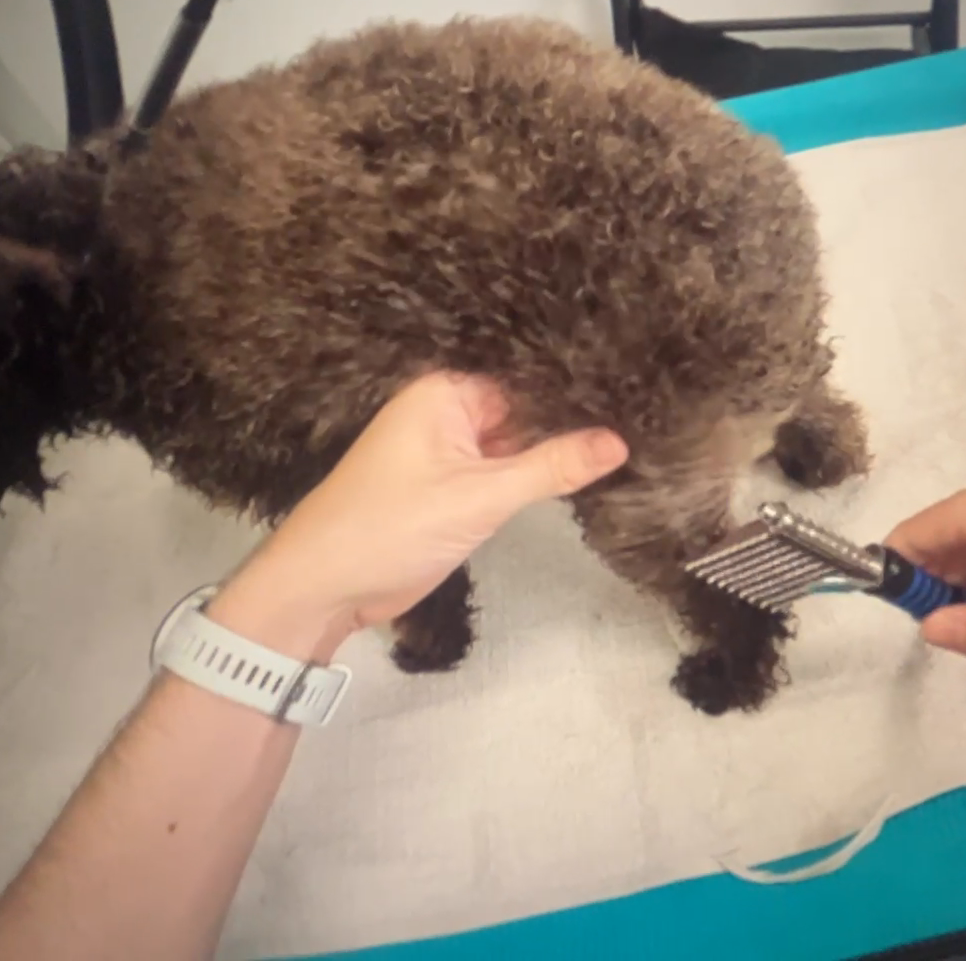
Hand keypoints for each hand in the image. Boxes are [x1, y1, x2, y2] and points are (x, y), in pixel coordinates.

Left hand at [208, 373, 627, 655]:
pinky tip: (585, 468)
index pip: (523, 378)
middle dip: (570, 417)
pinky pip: (504, 470)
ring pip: (515, 442)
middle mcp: (448, 413)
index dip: (573, 384)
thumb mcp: (479, 496)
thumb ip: (551, 467)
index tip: (632, 381)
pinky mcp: (455, 487)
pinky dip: (535, 474)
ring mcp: (452, 453)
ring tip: (630, 431)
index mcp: (444, 392)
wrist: (324, 587)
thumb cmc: (390, 526)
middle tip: (641, 409)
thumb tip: (620, 442)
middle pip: (522, 408)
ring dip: (555, 447)